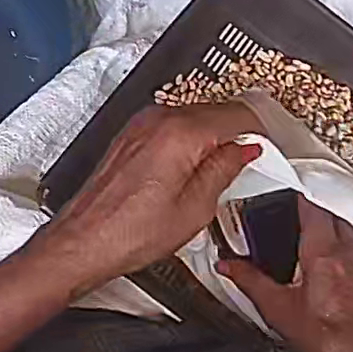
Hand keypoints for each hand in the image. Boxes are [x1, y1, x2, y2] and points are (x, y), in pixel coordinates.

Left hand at [38, 102, 261, 291]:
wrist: (84, 241)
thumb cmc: (130, 232)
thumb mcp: (195, 207)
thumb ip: (225, 169)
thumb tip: (244, 149)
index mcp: (181, 133)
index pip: (237, 114)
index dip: (259, 131)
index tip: (268, 146)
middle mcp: (159, 118)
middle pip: (216, 111)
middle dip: (237, 132)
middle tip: (250, 160)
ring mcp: (142, 123)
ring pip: (194, 116)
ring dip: (213, 136)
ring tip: (223, 168)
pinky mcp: (131, 134)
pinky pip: (172, 125)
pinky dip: (190, 139)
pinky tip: (193, 166)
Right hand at [219, 198, 352, 351]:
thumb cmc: (333, 346)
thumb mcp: (280, 312)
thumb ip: (251, 282)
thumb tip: (228, 264)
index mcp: (325, 254)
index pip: (311, 208)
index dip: (294, 198)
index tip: (279, 194)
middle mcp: (350, 253)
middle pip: (330, 215)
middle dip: (309, 209)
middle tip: (287, 212)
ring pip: (346, 229)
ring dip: (326, 224)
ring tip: (304, 233)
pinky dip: (340, 243)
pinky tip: (328, 262)